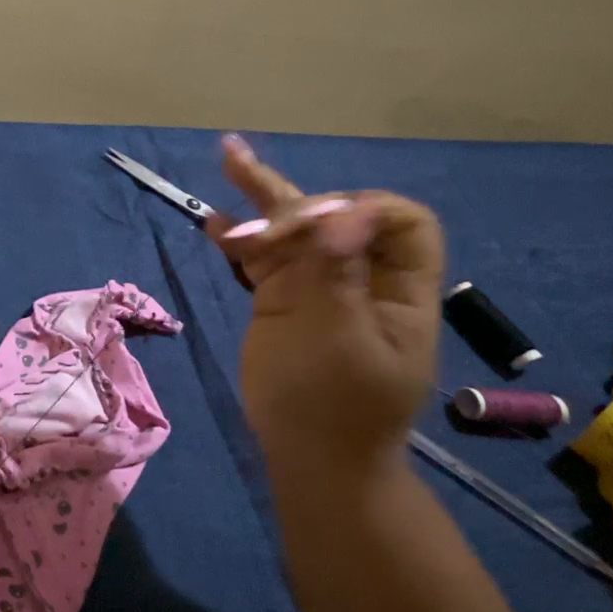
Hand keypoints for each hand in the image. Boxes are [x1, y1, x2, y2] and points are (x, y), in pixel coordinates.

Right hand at [210, 135, 444, 469]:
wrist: (311, 457)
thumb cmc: (338, 406)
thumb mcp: (341, 341)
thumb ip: (337, 273)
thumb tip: (342, 212)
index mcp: (399, 287)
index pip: (398, 221)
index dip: (359, 211)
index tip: (316, 230)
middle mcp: (360, 274)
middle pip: (335, 214)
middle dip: (297, 208)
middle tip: (260, 228)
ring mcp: (318, 284)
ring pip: (293, 228)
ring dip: (262, 196)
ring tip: (229, 154)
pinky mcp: (281, 297)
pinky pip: (261, 255)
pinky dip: (239, 236)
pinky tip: (213, 223)